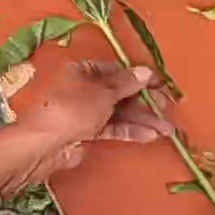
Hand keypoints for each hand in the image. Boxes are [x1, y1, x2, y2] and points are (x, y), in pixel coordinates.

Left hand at [0, 61, 174, 188]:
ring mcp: (85, 111)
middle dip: (145, 101)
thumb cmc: (73, 109)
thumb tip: (145, 71)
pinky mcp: (86, 132)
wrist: (47, 144)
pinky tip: (150, 136)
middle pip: (120, 93)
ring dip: (142, 119)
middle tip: (168, 108)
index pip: (116, 70)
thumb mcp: (103, 92)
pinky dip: (130, 130)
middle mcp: (84, 89)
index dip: (139, 77)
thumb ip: (126, 83)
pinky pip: (112, 128)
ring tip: (167, 129)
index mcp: (83, 71)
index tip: (162, 85)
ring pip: (119, 112)